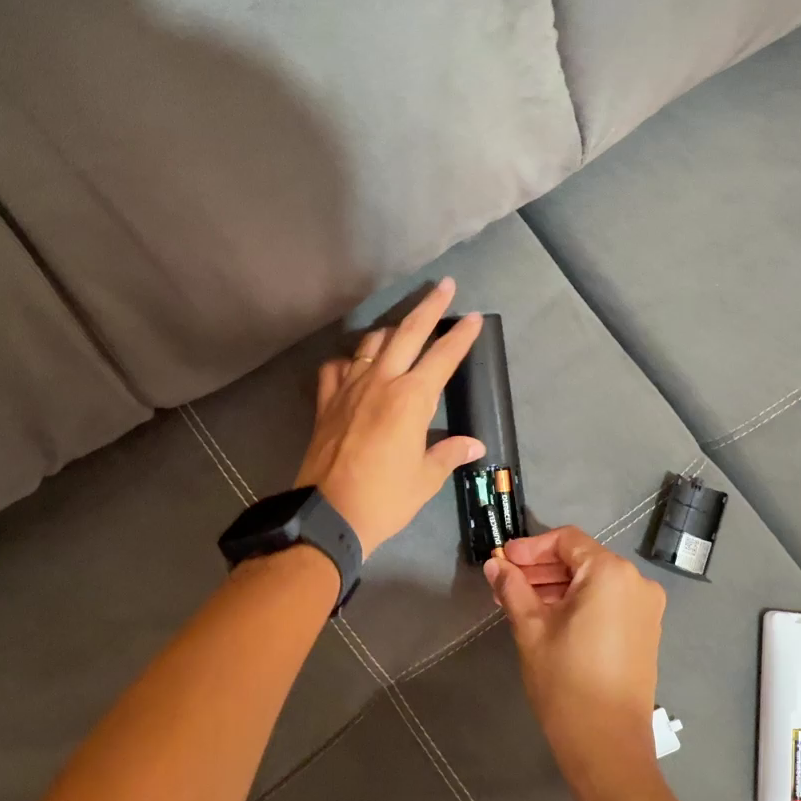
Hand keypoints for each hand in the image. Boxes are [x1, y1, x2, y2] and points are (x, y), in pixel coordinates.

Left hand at [295, 277, 483, 557]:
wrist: (329, 515)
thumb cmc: (385, 499)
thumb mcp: (424, 479)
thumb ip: (448, 454)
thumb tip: (473, 445)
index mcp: (412, 399)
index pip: (443, 357)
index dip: (461, 336)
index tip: (473, 316)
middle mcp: (381, 382)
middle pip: (408, 332)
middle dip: (429, 307)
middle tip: (444, 285)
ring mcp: (349, 389)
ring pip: (371, 344)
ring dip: (390, 331)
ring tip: (402, 328)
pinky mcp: (326, 403)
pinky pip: (336, 369)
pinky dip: (348, 361)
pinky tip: (354, 366)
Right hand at [484, 526, 665, 769]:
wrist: (608, 745)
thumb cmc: (566, 681)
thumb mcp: (530, 629)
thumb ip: (512, 588)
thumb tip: (494, 565)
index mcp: (610, 573)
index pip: (566, 541)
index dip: (530, 547)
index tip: (502, 561)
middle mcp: (636, 582)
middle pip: (581, 559)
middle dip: (541, 568)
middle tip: (505, 583)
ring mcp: (646, 608)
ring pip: (593, 582)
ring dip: (557, 587)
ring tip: (519, 603)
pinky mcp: (645, 631)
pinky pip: (607, 602)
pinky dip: (578, 603)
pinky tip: (547, 618)